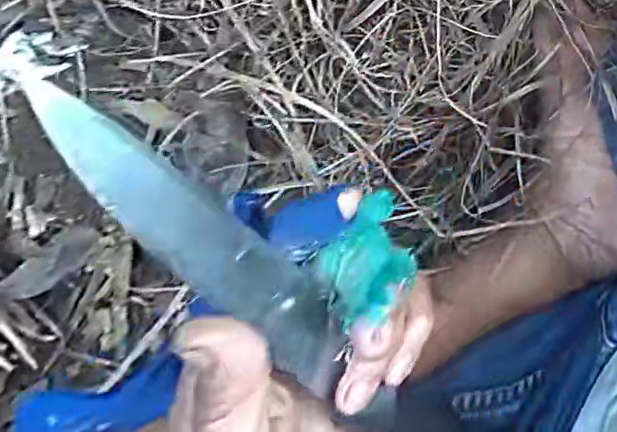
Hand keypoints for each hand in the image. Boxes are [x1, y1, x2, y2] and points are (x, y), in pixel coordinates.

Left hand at [163, 190, 436, 431]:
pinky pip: (417, 304)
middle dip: (376, 295)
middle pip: (362, 253)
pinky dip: (414, 333)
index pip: (295, 236)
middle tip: (367, 349)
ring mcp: (351, 310)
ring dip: (394, 325)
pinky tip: (393, 374)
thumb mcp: (222, 420)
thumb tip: (199, 330)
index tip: (350, 205)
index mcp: (266, 301)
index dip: (324, 215)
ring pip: (395, 278)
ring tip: (364, 386)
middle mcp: (312, 293)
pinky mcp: (384, 331)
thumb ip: (224, 377)